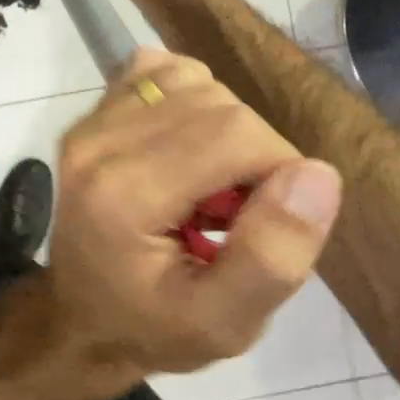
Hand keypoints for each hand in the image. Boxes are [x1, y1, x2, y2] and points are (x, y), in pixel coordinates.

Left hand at [46, 48, 342, 378]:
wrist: (82, 318)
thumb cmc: (153, 327)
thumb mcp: (224, 324)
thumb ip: (272, 255)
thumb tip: (318, 173)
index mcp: (124, 192)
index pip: (235, 133)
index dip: (279, 169)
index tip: (268, 220)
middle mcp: (97, 141)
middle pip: (216, 102)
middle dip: (252, 151)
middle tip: (236, 211)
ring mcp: (89, 122)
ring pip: (192, 80)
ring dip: (223, 125)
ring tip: (210, 183)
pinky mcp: (91, 113)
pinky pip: (158, 71)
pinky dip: (190, 100)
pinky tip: (186, 150)